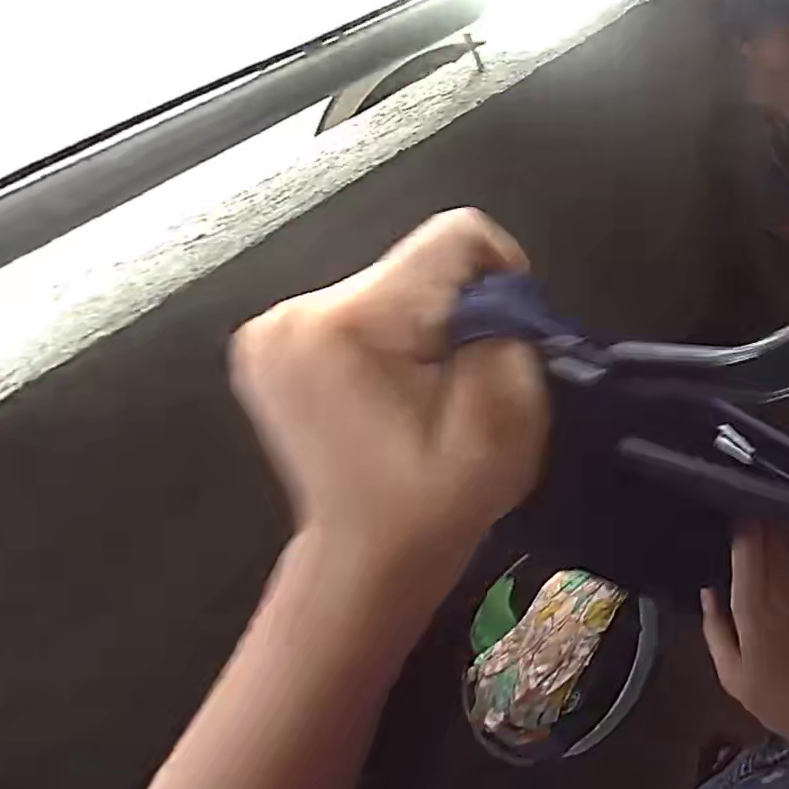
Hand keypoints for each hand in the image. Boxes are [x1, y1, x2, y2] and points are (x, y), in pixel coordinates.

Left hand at [229, 209, 549, 580]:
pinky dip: (403, 334)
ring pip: (403, 281)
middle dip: (462, 308)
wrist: (370, 554)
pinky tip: (403, 385)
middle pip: (426, 258)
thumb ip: (509, 334)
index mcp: (352, 326)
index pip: (455, 235)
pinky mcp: (282, 340)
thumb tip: (497, 294)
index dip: (502, 272)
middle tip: (464, 375)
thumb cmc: (437, 499)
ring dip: (434, 323)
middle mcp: (298, 314)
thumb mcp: (508, 418)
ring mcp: (279, 328)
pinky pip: (375, 304)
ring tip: (432, 386)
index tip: (504, 328)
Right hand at [700, 524, 788, 750]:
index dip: (737, 525)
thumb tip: (707, 593)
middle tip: (750, 531)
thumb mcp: (734, 676)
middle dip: (757, 522)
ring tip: (772, 537)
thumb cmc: (787, 697)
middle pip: (767, 527)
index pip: (744, 540)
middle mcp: (782, 579)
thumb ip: (714, 629)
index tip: (732, 527)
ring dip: (780, 527)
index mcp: (752, 600)